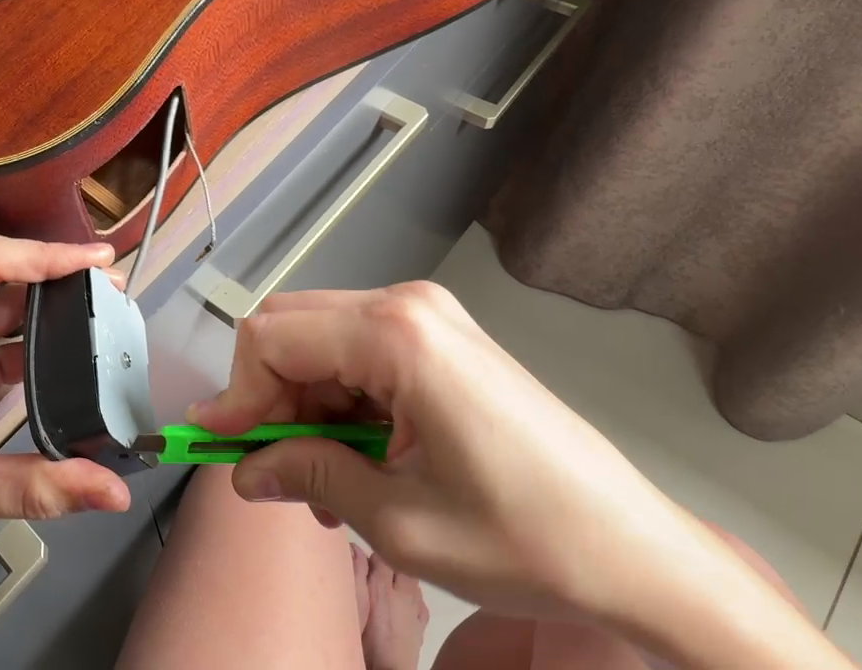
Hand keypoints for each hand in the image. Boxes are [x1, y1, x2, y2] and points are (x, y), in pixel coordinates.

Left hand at [0, 235, 132, 583]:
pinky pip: (0, 342)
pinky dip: (37, 344)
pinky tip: (73, 352)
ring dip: (49, 305)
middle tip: (108, 283)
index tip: (92, 260)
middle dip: (53, 274)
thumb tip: (113, 491)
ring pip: (1, 307)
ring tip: (100, 309)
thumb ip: (41, 487)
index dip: (41, 254)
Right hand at [189, 281, 708, 622]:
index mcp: (397, 337)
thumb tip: (243, 469)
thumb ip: (307, 476)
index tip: (224, 447)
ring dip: (302, 405)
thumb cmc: (527, 539)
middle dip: (267, 396)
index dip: (237, 393)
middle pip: (290, 328)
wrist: (638, 553)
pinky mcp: (442, 339)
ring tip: (319, 480)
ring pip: (319, 341)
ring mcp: (429, 319)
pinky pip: (357, 353)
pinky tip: (353, 459)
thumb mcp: (397, 521)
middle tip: (273, 466)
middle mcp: (408, 308)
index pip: (271, 338)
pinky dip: (337, 401)